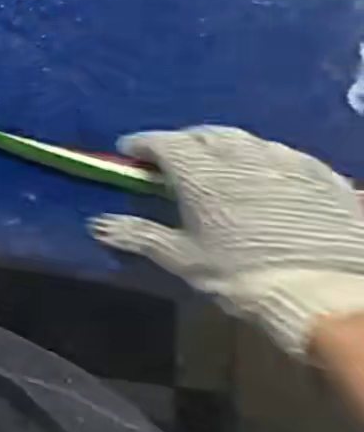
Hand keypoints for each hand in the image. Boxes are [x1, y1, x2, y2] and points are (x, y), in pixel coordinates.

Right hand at [89, 126, 363, 356]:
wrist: (333, 297)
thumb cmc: (243, 273)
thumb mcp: (181, 257)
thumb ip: (138, 235)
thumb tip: (97, 225)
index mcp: (204, 178)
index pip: (166, 143)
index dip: (143, 143)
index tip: (129, 152)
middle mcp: (247, 164)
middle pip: (211, 135)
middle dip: (185, 139)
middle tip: (171, 153)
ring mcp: (295, 172)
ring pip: (255, 142)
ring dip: (229, 145)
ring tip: (219, 160)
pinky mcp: (332, 186)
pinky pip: (295, 158)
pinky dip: (271, 157)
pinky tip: (269, 172)